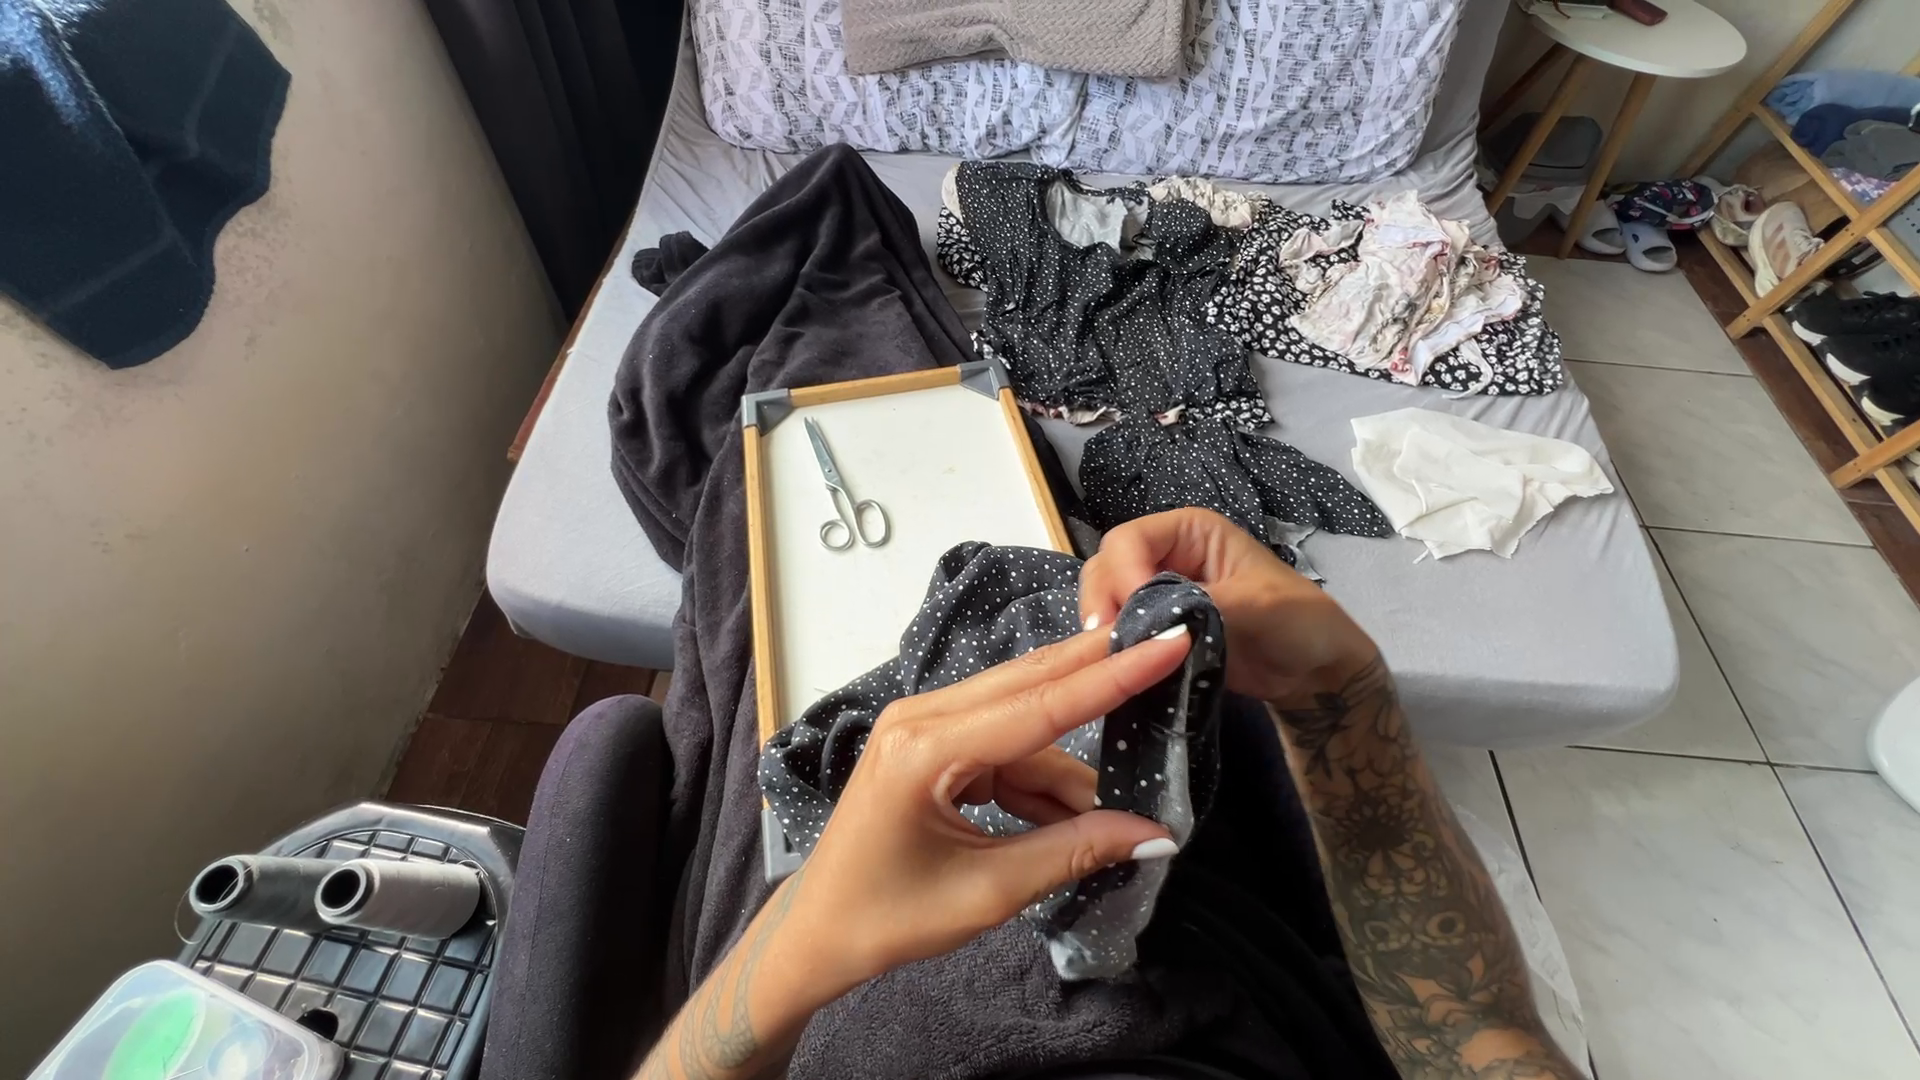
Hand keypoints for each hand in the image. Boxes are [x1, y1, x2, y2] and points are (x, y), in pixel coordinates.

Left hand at [780, 628, 1188, 1002]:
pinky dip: (1040, 780)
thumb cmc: (886, 919)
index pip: (1039, 704)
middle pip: (1031, 685)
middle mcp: (924, 716)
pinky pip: (1006, 748)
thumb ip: (1072, 852)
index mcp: (926, 747)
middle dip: (1100, 672)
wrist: (816, 932)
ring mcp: (925, 725)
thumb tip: (1156, 834)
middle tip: (1166, 650)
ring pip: (1024, 724)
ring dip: (1070, 767)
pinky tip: (1072, 815)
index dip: (1111, 676)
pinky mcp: (933, 742)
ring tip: (1116, 813)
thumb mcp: (985, 892)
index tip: (1166, 642)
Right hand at [1078, 508, 1377, 705]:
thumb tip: (1152, 618)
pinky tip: (1118, 664)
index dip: (1123, 574)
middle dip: (1103, 600)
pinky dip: (1112, 646)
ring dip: (1104, 625)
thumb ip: (1202, 603)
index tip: (1132, 615)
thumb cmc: (1298, 622)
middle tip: (1109, 640)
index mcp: (1188, 532)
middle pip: (1106, 565)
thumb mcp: (1257, 604)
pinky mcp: (1154, 629)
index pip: (1130, 540)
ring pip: (1104, 598)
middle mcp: (1163, 556)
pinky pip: (1117, 630)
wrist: (1313, 674)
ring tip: (1114, 655)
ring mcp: (1155, 594)